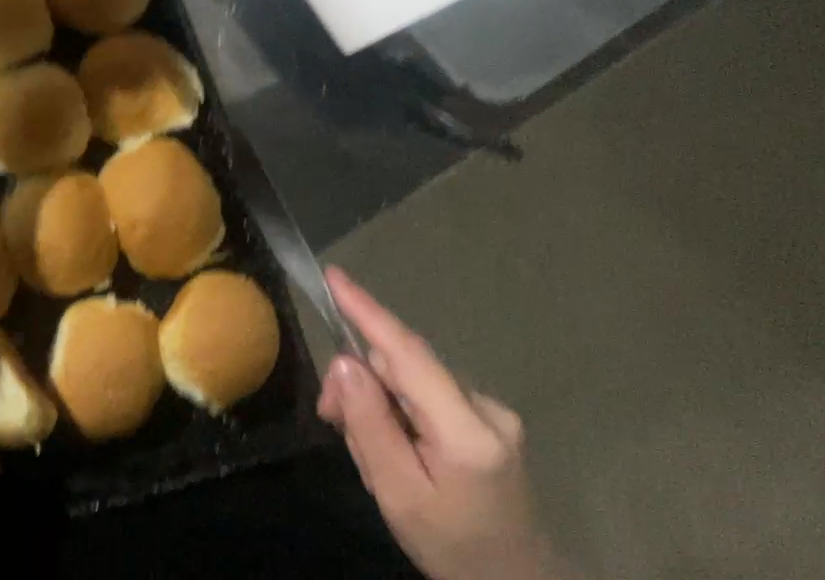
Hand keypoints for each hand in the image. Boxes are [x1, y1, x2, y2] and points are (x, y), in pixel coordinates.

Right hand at [318, 267, 569, 579]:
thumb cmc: (453, 546)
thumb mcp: (398, 493)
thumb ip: (370, 425)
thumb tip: (344, 362)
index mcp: (467, 431)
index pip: (409, 355)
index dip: (369, 313)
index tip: (334, 277)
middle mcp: (486, 409)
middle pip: (401, 368)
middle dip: (359, 386)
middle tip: (333, 424)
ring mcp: (492, 414)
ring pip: (408, 383)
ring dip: (378, 407)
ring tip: (375, 458)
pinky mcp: (488, 422)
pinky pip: (424, 398)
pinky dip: (398, 416)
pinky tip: (397, 453)